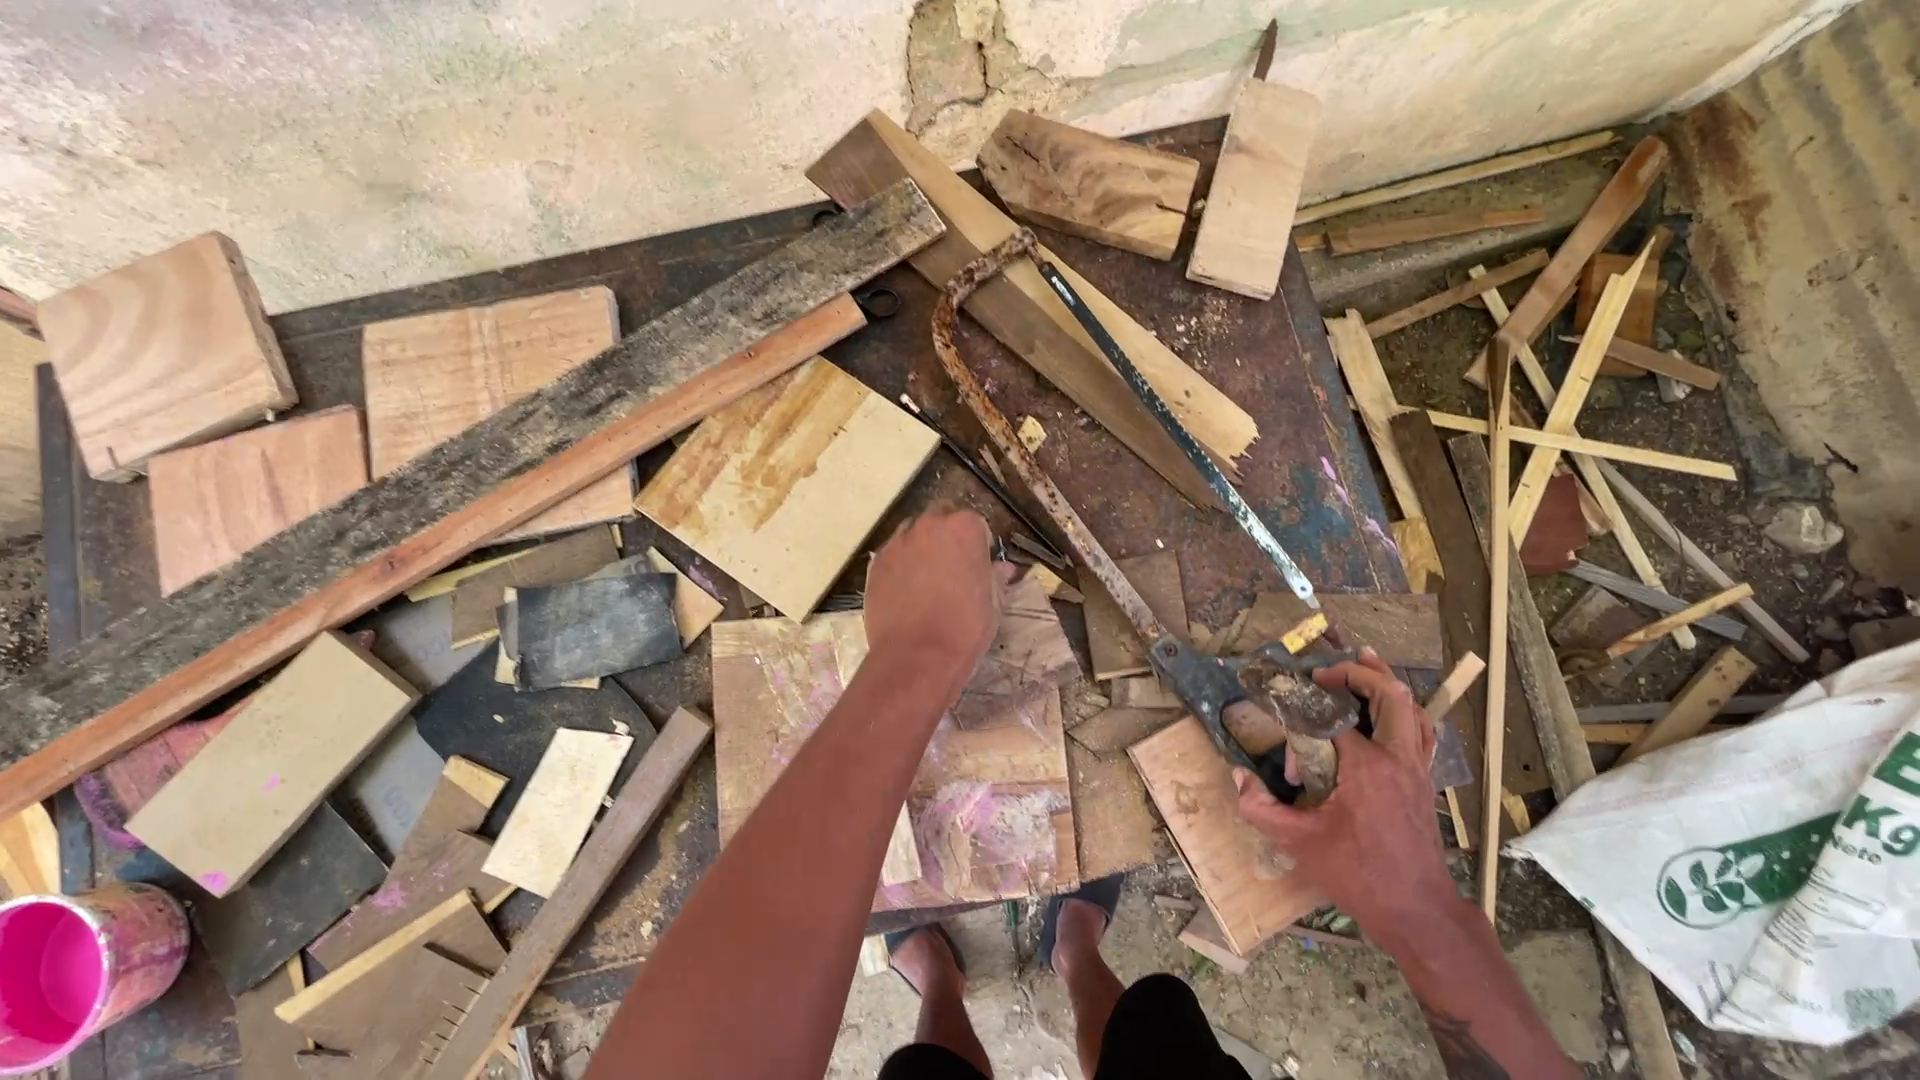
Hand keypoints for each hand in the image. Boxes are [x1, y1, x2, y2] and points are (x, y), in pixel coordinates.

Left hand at [863, 509, 1011, 688]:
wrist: (918, 655)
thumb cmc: (965, 627)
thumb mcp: (993, 603)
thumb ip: (996, 577)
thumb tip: (1004, 568)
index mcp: (964, 528)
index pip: (975, 525)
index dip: (978, 545)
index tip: (977, 566)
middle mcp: (929, 526)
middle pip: (940, 519)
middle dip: (946, 537)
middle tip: (951, 568)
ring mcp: (898, 543)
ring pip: (912, 535)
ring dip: (921, 548)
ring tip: (926, 581)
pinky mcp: (877, 563)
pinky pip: (893, 556)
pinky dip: (900, 566)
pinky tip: (905, 592)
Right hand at [1233, 649, 1454, 929]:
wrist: (1416, 910)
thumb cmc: (1357, 875)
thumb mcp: (1298, 843)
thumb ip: (1260, 808)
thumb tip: (1237, 775)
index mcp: (1368, 769)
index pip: (1334, 718)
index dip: (1304, 713)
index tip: (1281, 707)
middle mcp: (1399, 760)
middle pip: (1390, 697)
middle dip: (1359, 674)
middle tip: (1326, 671)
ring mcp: (1417, 770)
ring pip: (1414, 710)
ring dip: (1387, 684)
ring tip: (1364, 661)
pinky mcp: (1424, 783)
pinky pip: (1422, 733)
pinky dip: (1406, 711)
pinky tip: (1392, 707)